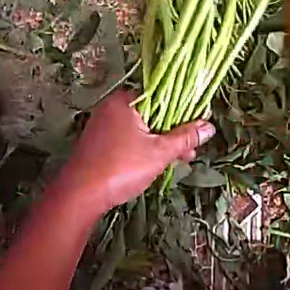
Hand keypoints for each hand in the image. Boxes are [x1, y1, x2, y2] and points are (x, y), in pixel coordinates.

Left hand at [50, 91, 213, 213]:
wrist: (80, 194)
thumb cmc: (121, 167)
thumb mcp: (160, 152)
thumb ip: (185, 137)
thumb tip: (209, 126)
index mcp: (125, 100)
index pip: (161, 95)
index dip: (182, 111)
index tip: (197, 127)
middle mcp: (111, 107)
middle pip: (151, 113)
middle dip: (172, 131)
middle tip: (190, 150)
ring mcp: (102, 125)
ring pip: (140, 128)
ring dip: (160, 142)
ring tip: (179, 160)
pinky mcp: (98, 142)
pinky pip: (127, 138)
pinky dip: (143, 148)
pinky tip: (156, 163)